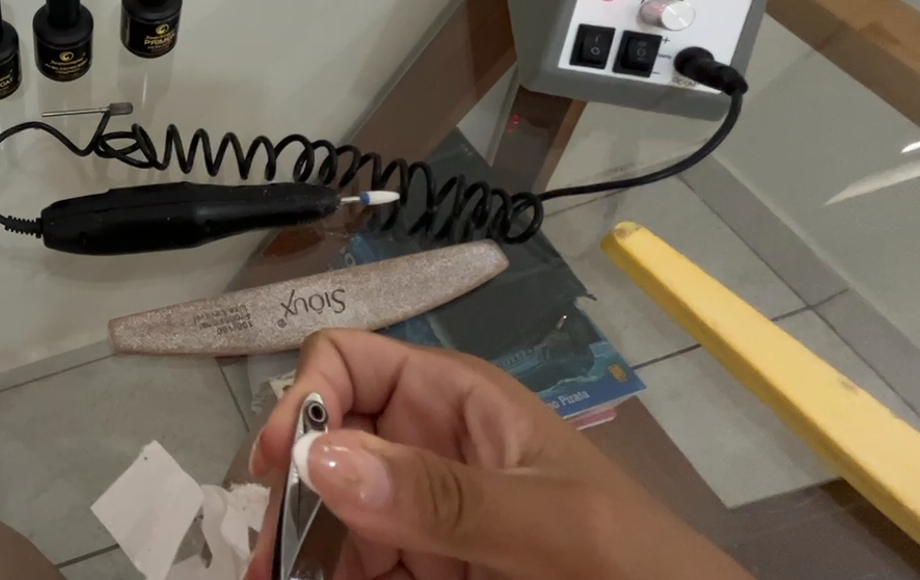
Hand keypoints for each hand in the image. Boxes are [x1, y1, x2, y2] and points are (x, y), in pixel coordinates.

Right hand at [243, 329, 750, 579]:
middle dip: (292, 497)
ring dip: (299, 549)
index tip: (278, 467)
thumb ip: (441, 496)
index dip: (304, 399)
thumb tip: (317, 459)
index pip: (347, 362)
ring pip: (330, 511)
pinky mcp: (425, 567)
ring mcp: (422, 511)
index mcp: (451, 399)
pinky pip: (359, 563)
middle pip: (325, 444)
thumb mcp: (558, 532)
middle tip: (267, 566)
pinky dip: (328, 576)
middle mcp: (423, 443)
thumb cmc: (652, 576)